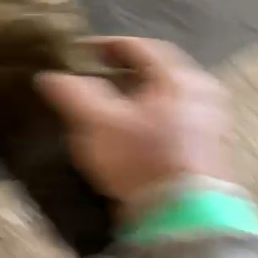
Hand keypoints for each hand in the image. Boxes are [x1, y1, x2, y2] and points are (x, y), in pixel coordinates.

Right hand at [35, 38, 230, 211]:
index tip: (76, 51)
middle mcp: (202, 93)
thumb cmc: (139, 157)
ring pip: (162, 96)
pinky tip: (123, 131)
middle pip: (155, 71)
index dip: (105, 45)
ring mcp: (208, 122)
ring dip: (131, 95)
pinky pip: (169, 117)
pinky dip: (143, 115)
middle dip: (118, 71)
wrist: (183, 212)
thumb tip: (49, 76)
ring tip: (101, 105)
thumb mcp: (96, 122)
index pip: (140, 47)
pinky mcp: (205, 148)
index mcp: (179, 79)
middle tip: (87, 77)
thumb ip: (71, 93)